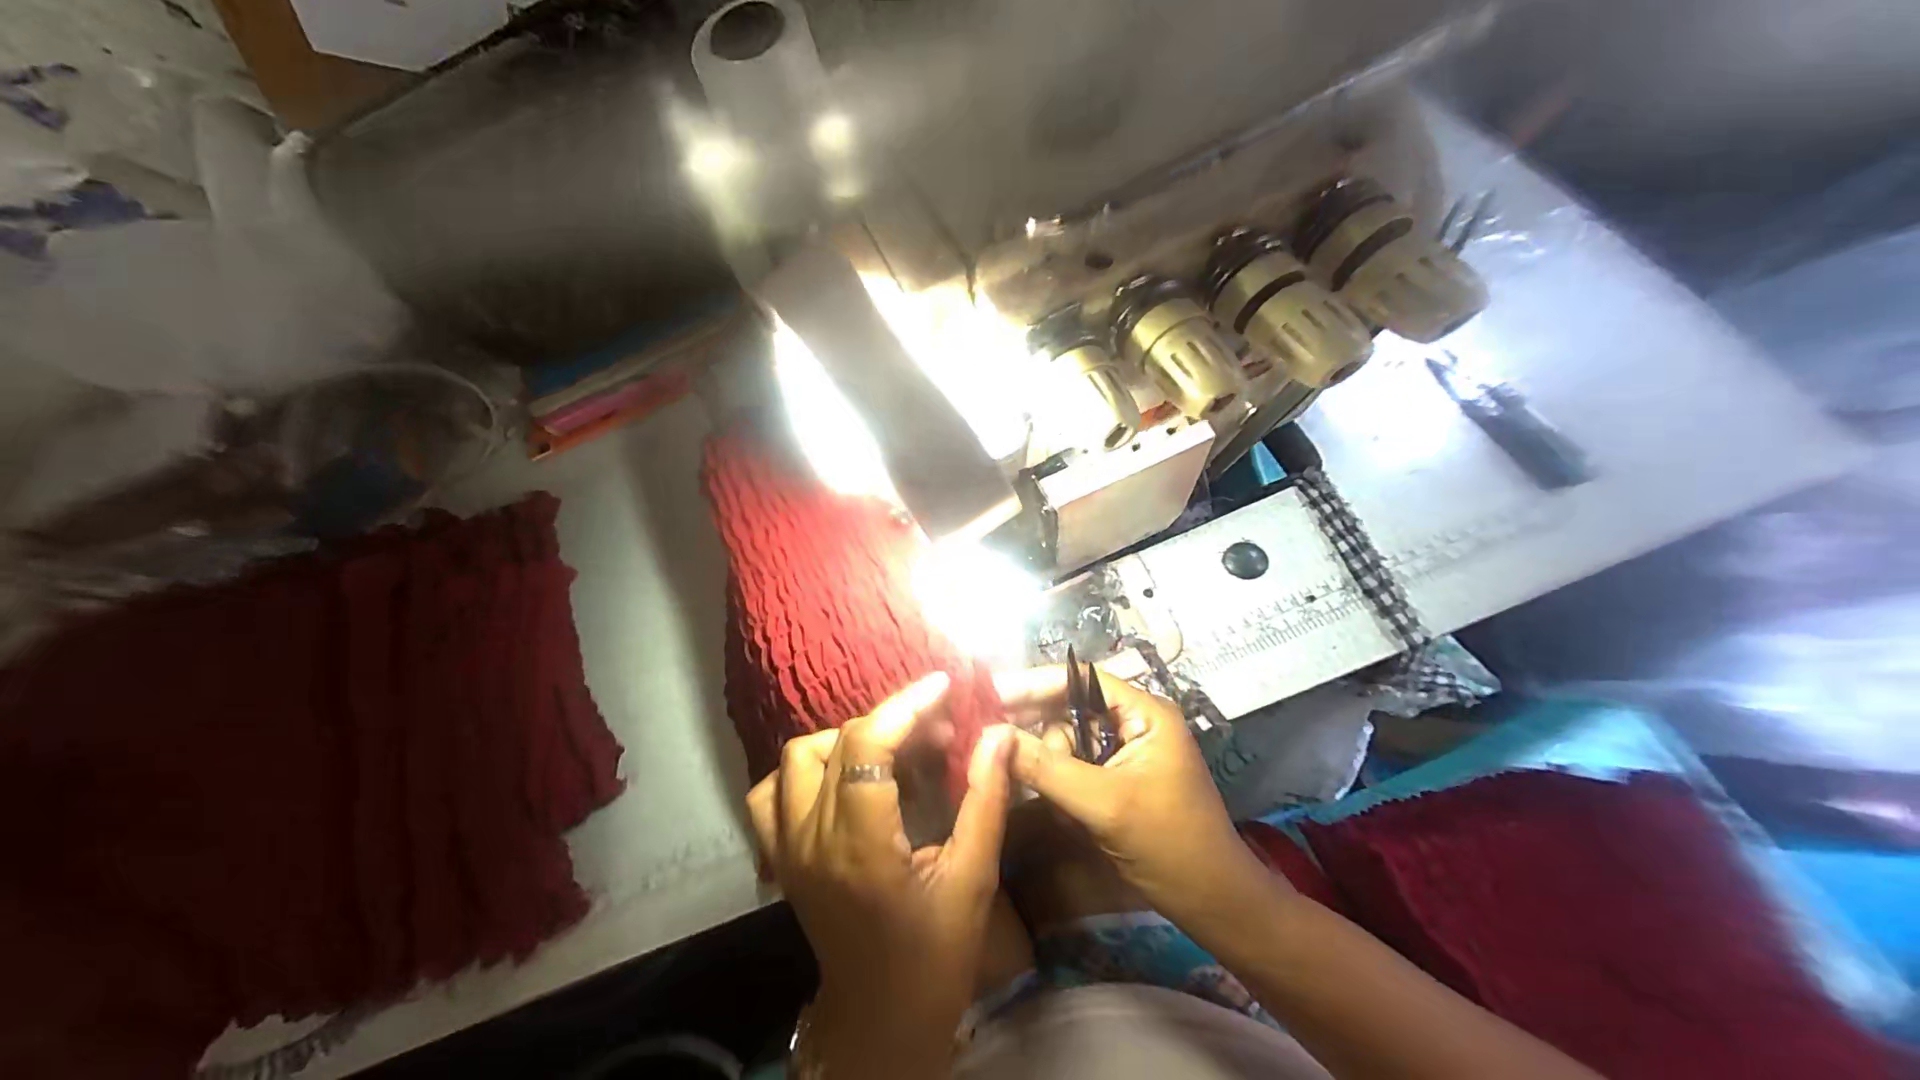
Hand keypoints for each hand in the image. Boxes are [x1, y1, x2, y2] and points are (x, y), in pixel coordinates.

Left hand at [746, 673, 1015, 1075]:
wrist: (880, 1021)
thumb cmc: (936, 956)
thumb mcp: (973, 878)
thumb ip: (986, 799)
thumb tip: (999, 733)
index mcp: (860, 846)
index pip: (867, 745)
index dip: (906, 705)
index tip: (943, 685)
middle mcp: (811, 840)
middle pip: (835, 742)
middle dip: (890, 720)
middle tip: (936, 730)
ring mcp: (787, 849)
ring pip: (796, 758)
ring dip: (844, 739)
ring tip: (891, 749)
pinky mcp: (781, 858)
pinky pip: (771, 793)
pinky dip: (803, 770)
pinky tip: (843, 778)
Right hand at [997, 666, 1277, 925]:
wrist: (1212, 903)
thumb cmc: (1170, 845)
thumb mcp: (1105, 804)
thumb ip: (1047, 768)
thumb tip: (991, 735)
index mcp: (1143, 712)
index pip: (1079, 680)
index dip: (1033, 684)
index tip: (990, 694)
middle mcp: (1131, 723)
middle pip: (1066, 710)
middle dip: (1037, 734)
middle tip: (993, 747)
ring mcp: (1122, 753)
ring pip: (1065, 744)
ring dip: (1050, 769)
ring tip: (1054, 802)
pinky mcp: (1114, 781)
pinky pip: (1072, 770)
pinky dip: (1060, 787)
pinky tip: (1062, 814)